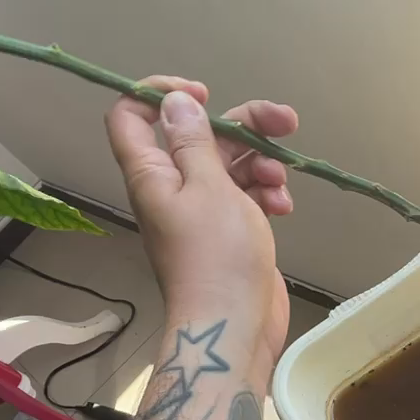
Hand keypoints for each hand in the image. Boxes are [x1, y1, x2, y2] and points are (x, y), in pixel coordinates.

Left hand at [104, 76, 299, 377]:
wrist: (234, 326)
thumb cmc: (217, 257)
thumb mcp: (208, 188)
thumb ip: (193, 141)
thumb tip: (175, 101)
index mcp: (152, 174)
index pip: (133, 115)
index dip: (161, 94)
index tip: (203, 94)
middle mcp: (174, 189)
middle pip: (201, 137)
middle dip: (243, 126)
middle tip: (285, 122)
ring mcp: (204, 213)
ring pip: (231, 167)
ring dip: (261, 165)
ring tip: (280, 184)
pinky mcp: (232, 234)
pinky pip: (247, 199)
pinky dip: (266, 195)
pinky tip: (283, 207)